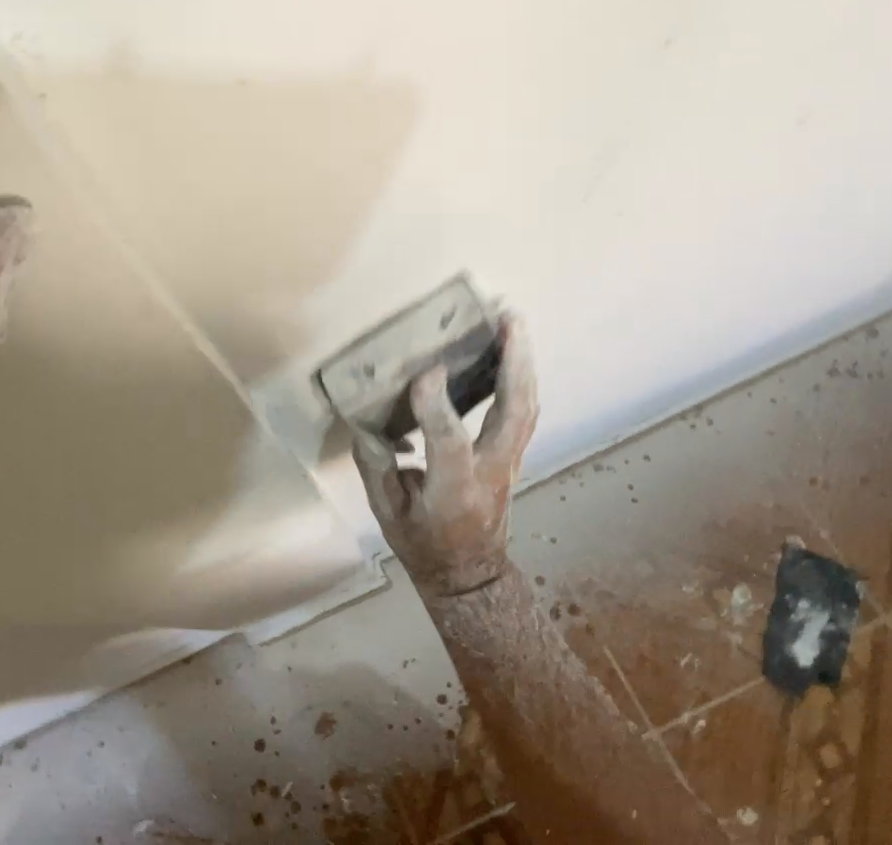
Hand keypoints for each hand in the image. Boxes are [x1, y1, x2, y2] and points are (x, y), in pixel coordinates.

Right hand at [349, 317, 538, 596]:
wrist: (469, 575)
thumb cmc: (423, 545)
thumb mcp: (387, 514)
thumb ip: (376, 466)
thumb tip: (363, 420)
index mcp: (452, 490)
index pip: (450, 441)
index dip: (437, 406)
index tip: (426, 371)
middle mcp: (490, 470)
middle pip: (515, 411)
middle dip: (514, 362)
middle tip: (508, 317)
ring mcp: (510, 461)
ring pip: (528, 405)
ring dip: (523, 360)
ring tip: (514, 321)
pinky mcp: (514, 454)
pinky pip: (525, 410)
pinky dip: (522, 376)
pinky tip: (513, 350)